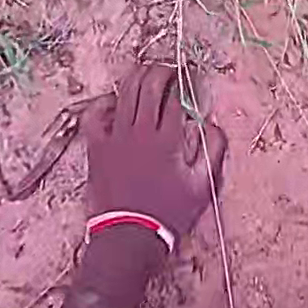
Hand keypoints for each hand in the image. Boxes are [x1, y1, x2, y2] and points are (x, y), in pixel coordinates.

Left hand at [84, 64, 226, 248]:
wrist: (128, 237)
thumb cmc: (169, 213)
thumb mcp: (202, 186)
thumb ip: (213, 150)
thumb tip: (211, 123)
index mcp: (168, 139)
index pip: (176, 97)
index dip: (184, 81)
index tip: (189, 76)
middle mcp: (141, 131)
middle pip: (150, 85)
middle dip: (162, 71)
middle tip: (170, 70)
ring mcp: (115, 137)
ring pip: (124, 93)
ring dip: (137, 77)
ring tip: (146, 72)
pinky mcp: (96, 147)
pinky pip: (94, 115)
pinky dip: (104, 102)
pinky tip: (113, 100)